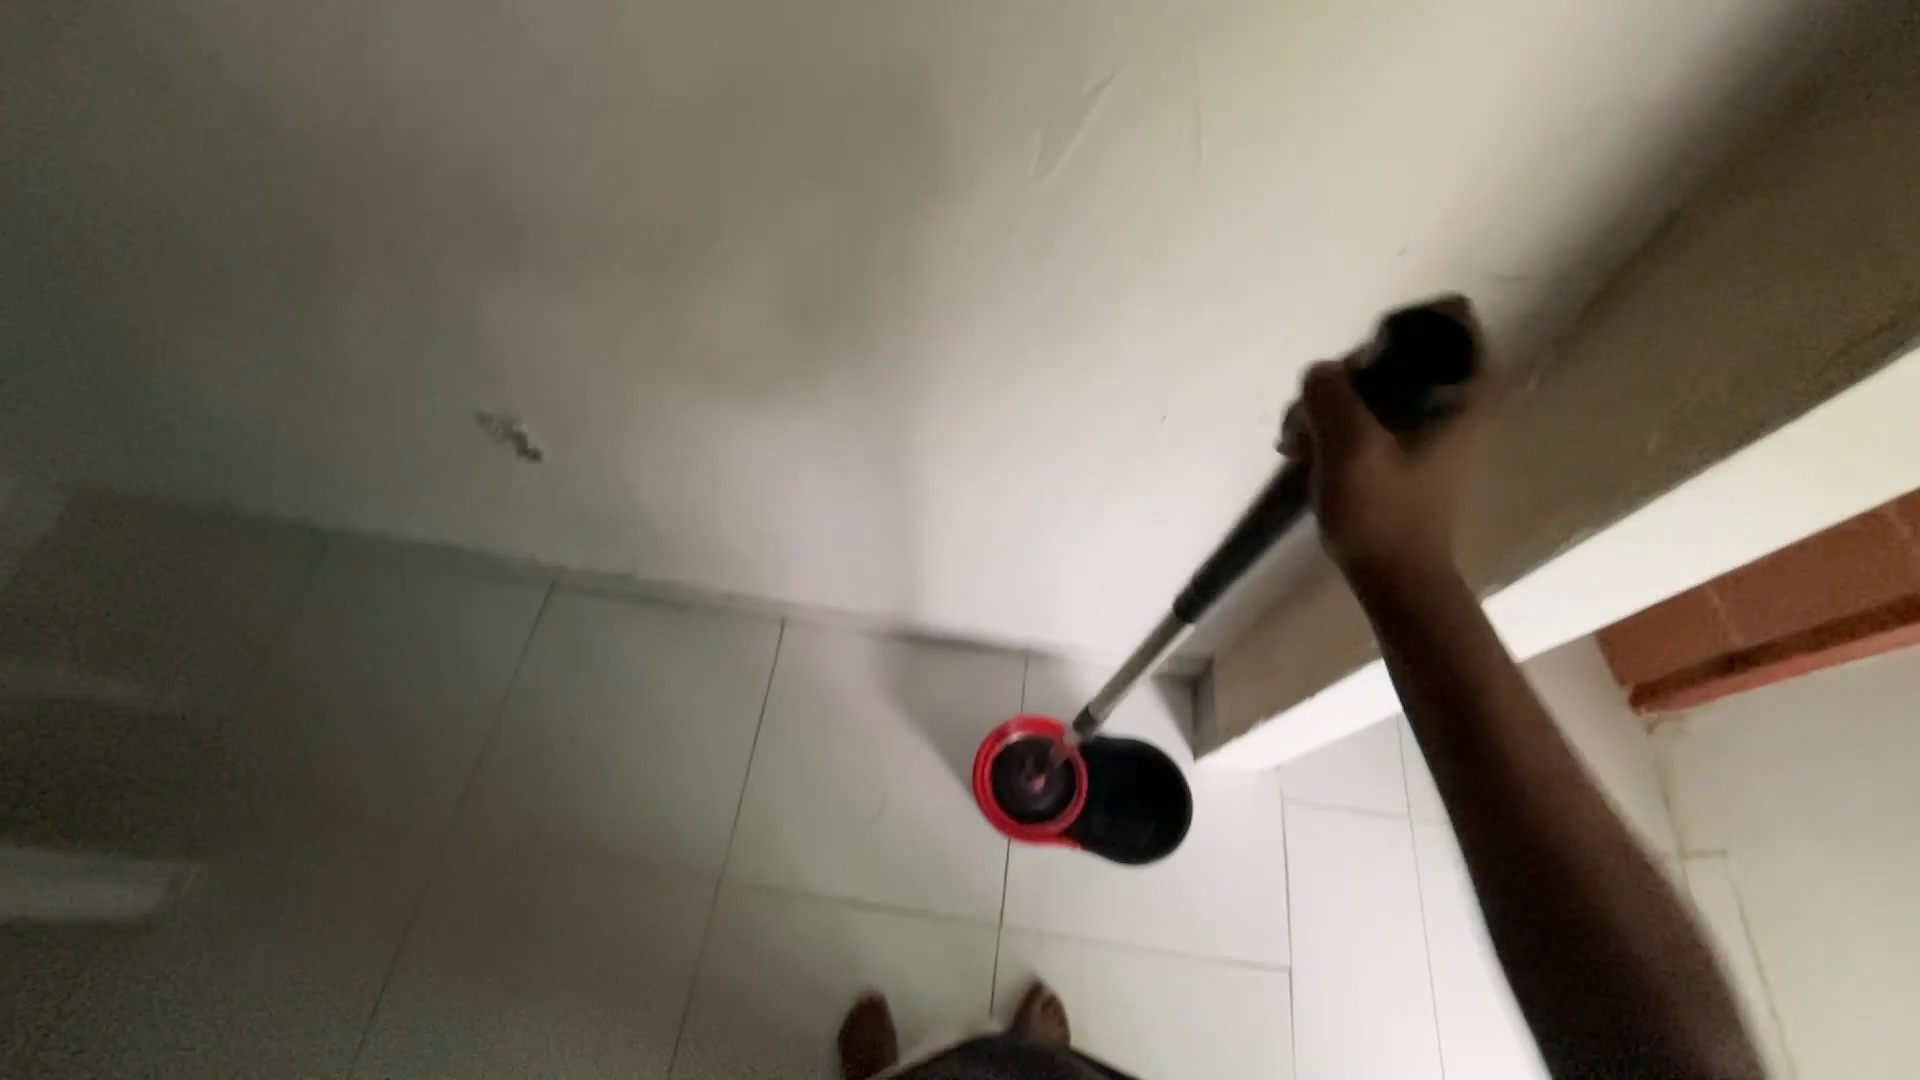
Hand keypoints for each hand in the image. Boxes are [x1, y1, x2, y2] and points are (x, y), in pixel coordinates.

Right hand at [1280, 298, 1490, 573]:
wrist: (1394, 576)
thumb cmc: (1381, 514)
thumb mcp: (1349, 447)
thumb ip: (1330, 395)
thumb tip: (1319, 374)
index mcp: (1461, 388)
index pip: (1443, 315)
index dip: (1391, 332)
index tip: (1357, 372)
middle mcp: (1453, 396)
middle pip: (1391, 350)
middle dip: (1340, 379)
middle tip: (1310, 421)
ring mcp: (1427, 422)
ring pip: (1369, 384)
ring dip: (1325, 407)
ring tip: (1297, 446)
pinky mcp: (1404, 446)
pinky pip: (1363, 413)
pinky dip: (1332, 426)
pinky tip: (1306, 455)